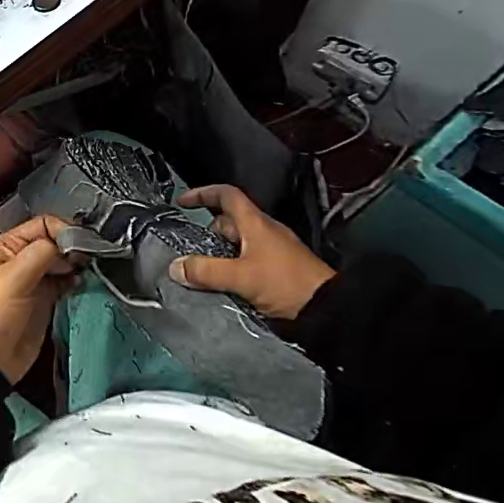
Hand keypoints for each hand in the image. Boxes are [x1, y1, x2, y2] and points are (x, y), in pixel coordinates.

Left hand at [0, 215, 75, 382]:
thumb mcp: (14, 276)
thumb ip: (43, 252)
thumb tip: (70, 243)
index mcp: (10, 246)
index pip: (45, 224)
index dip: (65, 231)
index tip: (81, 244)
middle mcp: (24, 258)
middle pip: (58, 242)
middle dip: (75, 247)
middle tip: (88, 259)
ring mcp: (36, 280)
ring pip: (65, 262)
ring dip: (78, 265)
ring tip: (88, 271)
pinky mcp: (46, 300)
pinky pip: (67, 283)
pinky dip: (77, 282)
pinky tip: (82, 285)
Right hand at [168, 185, 335, 319]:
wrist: (327, 309)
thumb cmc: (285, 283)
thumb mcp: (241, 278)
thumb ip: (207, 272)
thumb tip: (176, 267)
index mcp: (255, 223)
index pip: (226, 195)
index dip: (203, 194)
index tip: (182, 202)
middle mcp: (263, 231)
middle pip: (228, 222)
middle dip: (207, 233)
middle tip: (191, 253)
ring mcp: (272, 250)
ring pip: (236, 243)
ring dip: (218, 253)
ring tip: (202, 273)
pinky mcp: (277, 269)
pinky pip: (246, 260)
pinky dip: (231, 267)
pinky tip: (223, 285)